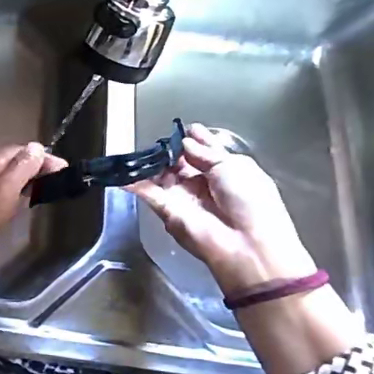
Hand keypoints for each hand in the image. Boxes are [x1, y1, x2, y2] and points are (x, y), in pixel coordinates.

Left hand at [0, 142, 65, 285]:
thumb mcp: (5, 192)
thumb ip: (21, 169)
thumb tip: (37, 147)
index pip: (19, 151)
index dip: (42, 156)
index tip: (63, 167)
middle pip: (14, 162)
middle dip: (37, 166)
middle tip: (60, 178)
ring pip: (10, 177)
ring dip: (30, 179)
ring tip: (49, 187)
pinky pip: (4, 190)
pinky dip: (20, 191)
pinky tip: (27, 200)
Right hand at [126, 123, 318, 294]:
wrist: (245, 244)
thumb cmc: (249, 201)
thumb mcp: (233, 166)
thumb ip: (206, 152)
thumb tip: (187, 141)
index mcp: (226, 173)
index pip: (205, 152)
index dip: (195, 140)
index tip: (186, 128)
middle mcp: (203, 185)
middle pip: (181, 162)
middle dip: (172, 149)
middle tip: (163, 139)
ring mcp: (184, 199)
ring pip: (163, 175)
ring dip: (154, 162)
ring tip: (145, 149)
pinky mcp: (167, 211)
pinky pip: (148, 193)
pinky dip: (135, 182)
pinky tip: (123, 170)